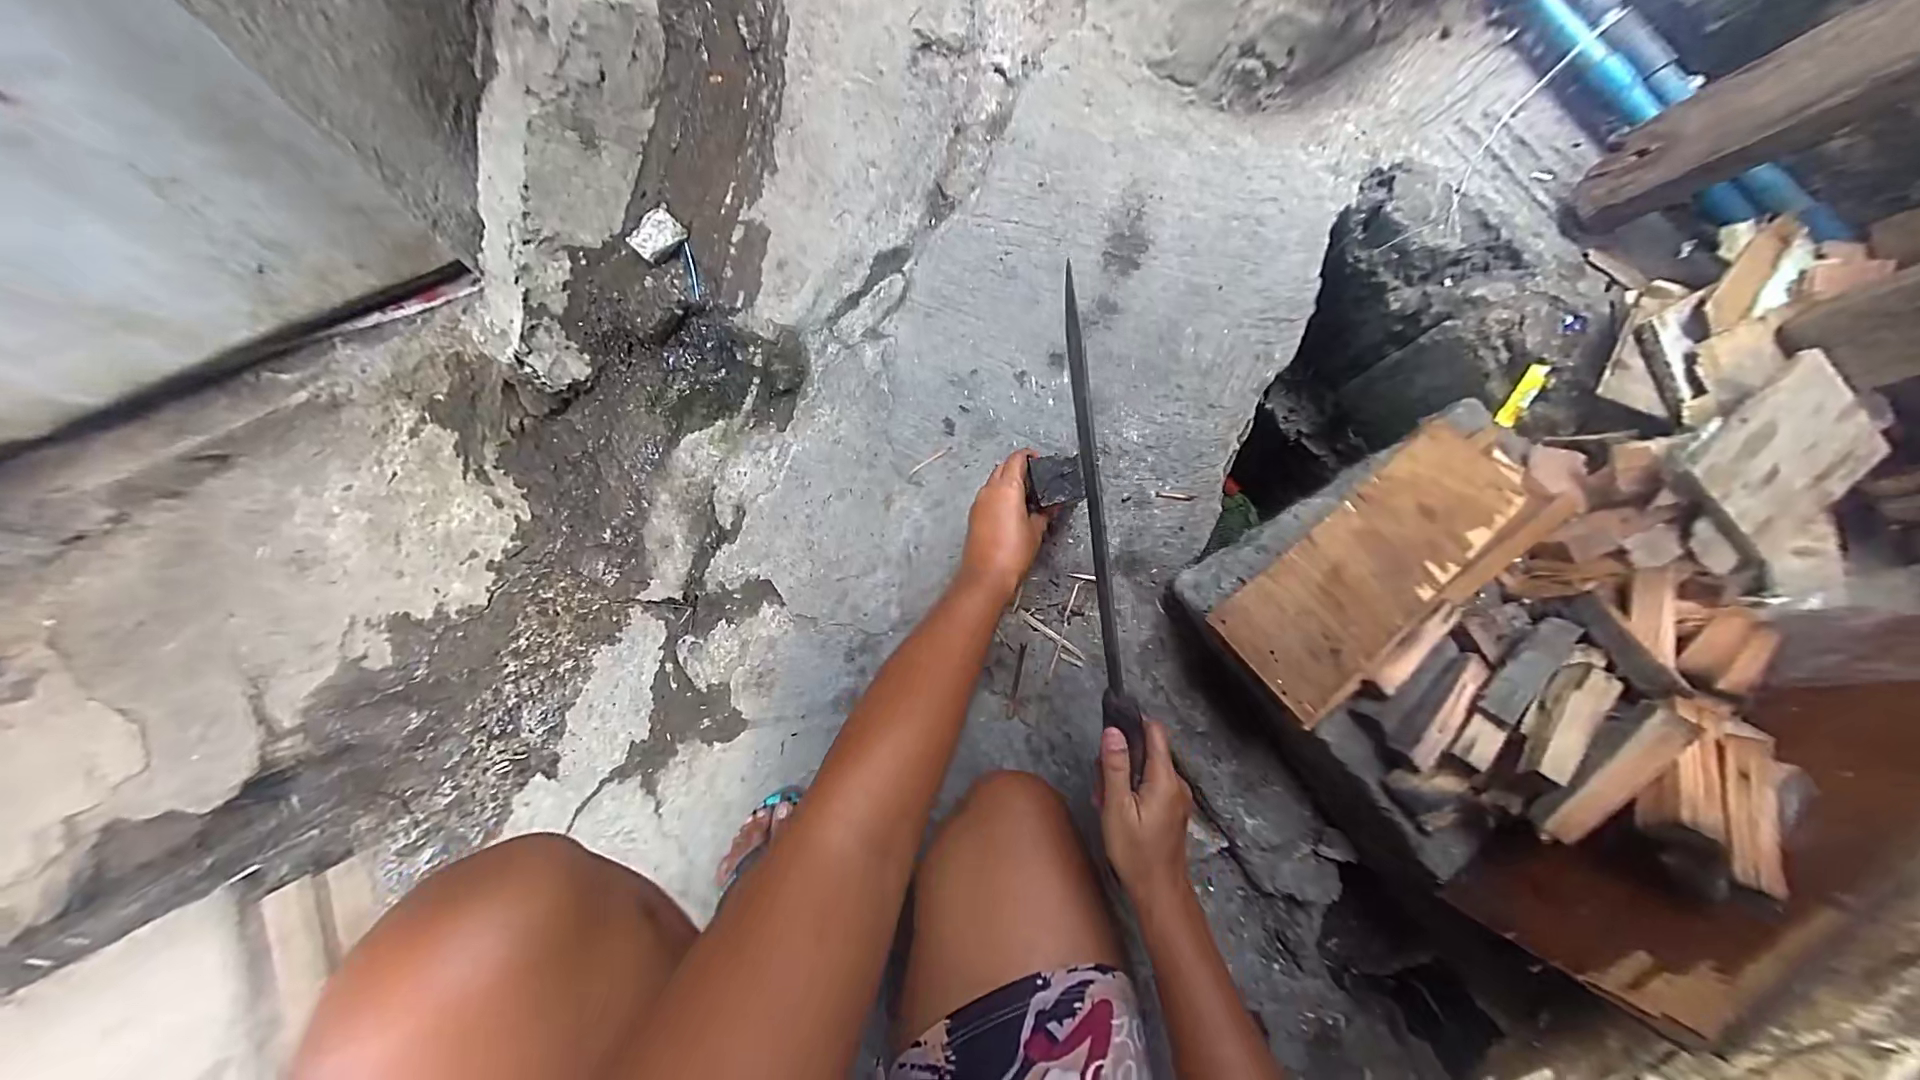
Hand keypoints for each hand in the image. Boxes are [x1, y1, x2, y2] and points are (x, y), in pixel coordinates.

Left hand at [957, 449, 1050, 598]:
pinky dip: (998, 496)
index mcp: (1007, 488)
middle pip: (1002, 467)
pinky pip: (987, 497)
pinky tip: (1011, 510)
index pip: (1016, 459)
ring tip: (1025, 495)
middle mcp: (989, 491)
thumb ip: (1044, 513)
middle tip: (1034, 478)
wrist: (987, 575)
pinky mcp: (974, 516)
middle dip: (1017, 468)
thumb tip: (1050, 507)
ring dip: (1007, 482)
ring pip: (993, 481)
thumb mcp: (1036, 530)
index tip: (1037, 460)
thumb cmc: (1010, 554)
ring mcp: (979, 503)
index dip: (1028, 456)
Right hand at [1096, 720, 1193, 906]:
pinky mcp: (1173, 808)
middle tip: (1102, 786)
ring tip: (1107, 803)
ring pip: (1146, 769)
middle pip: (1147, 750)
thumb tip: (1113, 731)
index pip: (1155, 731)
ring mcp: (1177, 796)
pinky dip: (1133, 790)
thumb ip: (1115, 767)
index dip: (1133, 724)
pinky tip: (1119, 811)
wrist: (1159, 892)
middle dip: (1120, 760)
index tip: (1111, 731)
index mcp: (1165, 778)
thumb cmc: (1136, 853)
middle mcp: (1177, 783)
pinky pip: (1151, 785)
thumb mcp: (1117, 808)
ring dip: (1123, 778)